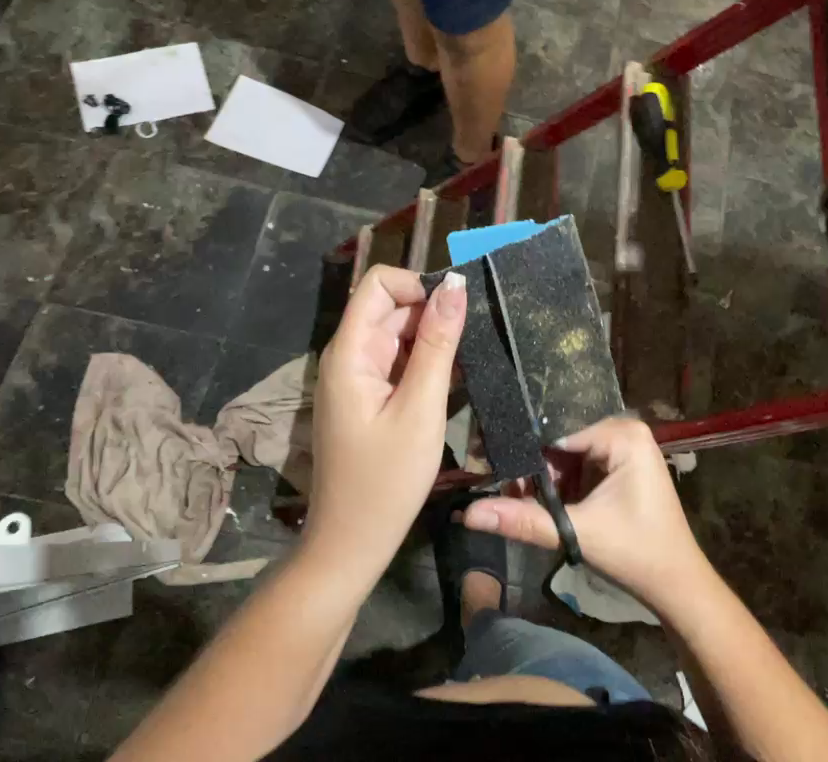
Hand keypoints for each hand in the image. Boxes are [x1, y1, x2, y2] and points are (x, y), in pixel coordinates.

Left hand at [306, 267, 465, 573]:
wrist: (351, 543)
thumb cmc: (386, 480)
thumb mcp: (420, 408)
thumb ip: (439, 344)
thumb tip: (456, 286)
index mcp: (349, 353)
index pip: (379, 285)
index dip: (419, 285)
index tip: (458, 311)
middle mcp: (349, 357)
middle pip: (392, 309)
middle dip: (434, 314)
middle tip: (478, 339)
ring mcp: (358, 379)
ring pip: (400, 336)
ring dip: (436, 341)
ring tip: (475, 361)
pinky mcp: (369, 398)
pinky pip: (401, 364)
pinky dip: (429, 365)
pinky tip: (459, 381)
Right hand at [463, 417, 710, 609]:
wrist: (675, 583)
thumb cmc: (635, 552)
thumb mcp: (577, 532)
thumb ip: (524, 519)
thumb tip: (470, 514)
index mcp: (623, 434)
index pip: (558, 433)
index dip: (524, 455)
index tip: (491, 473)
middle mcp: (626, 431)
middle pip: (562, 442)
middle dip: (534, 469)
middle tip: (503, 494)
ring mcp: (626, 449)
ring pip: (568, 456)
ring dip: (546, 480)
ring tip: (518, 502)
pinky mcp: (621, 468)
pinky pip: (581, 466)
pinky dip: (563, 486)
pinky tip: (543, 505)